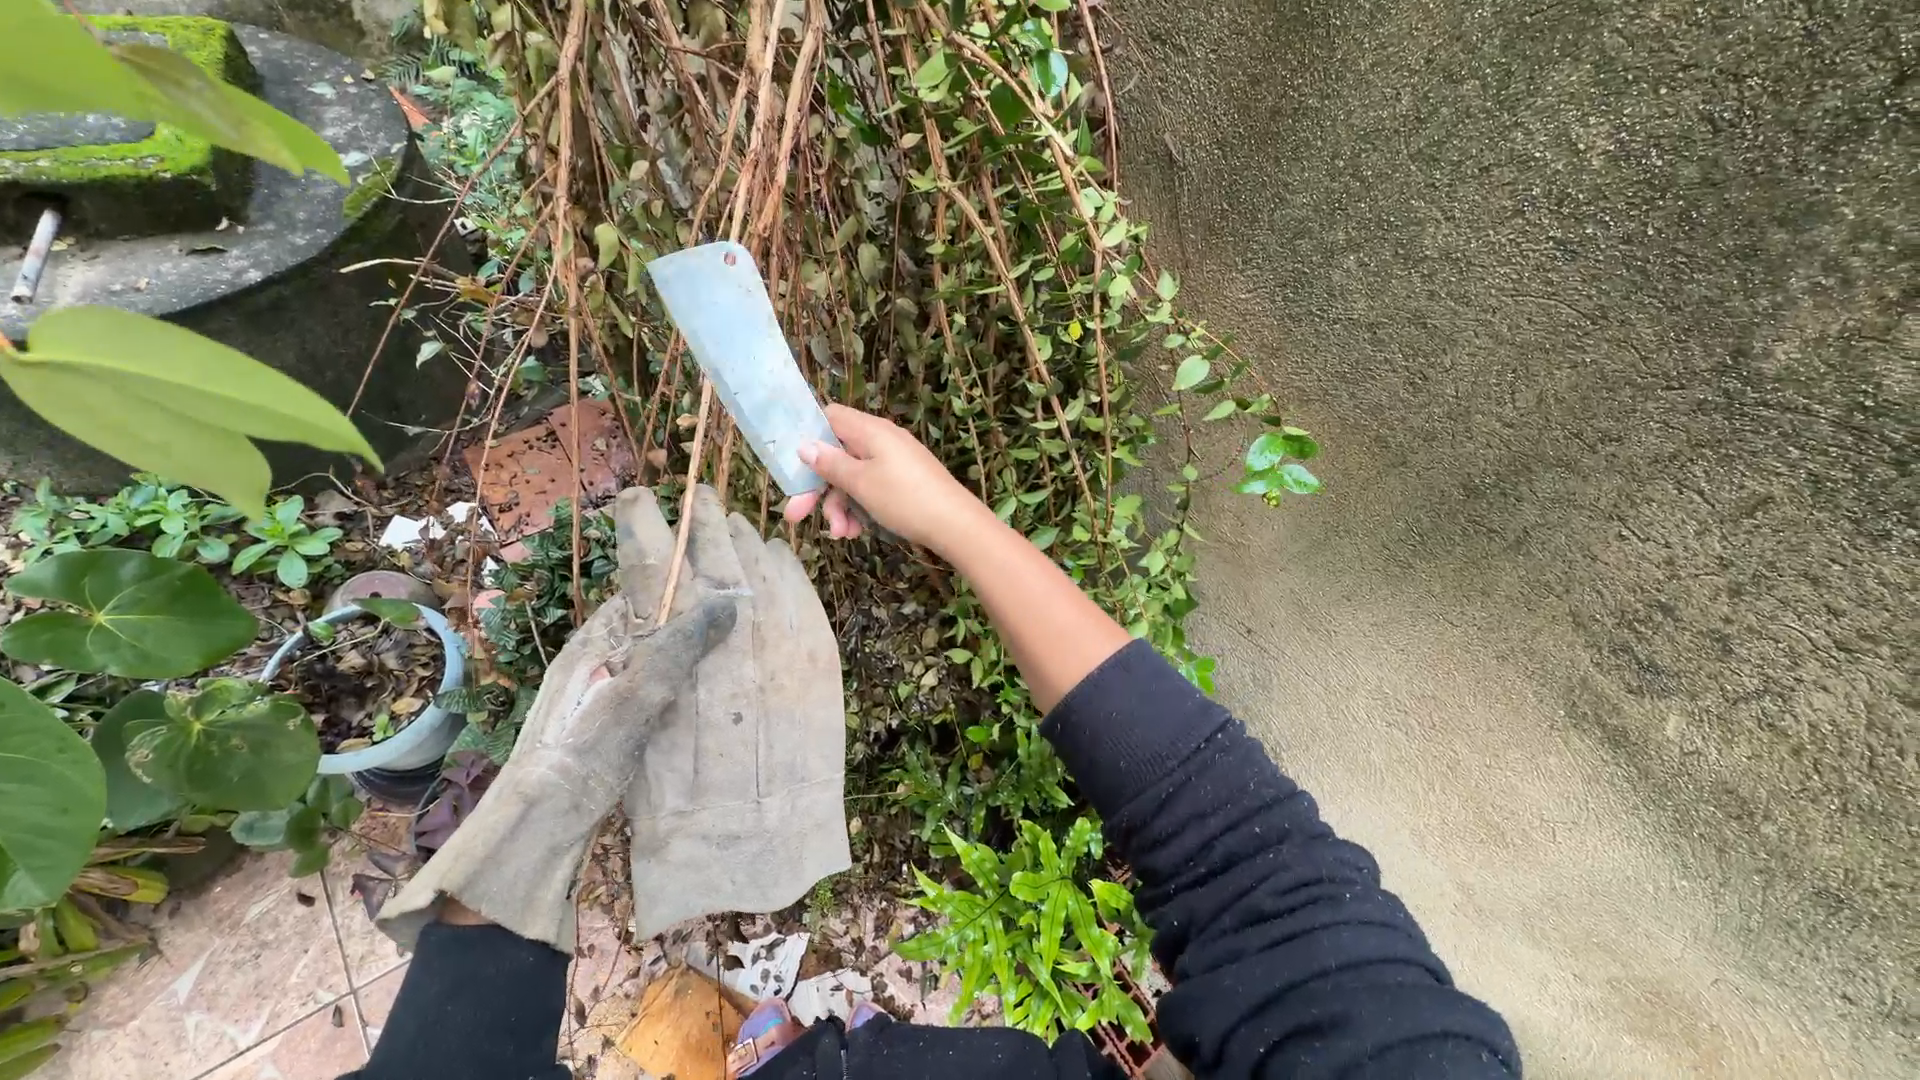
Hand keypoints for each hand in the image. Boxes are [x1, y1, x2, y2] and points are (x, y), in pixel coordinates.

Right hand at [782, 404, 986, 549]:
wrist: (956, 525)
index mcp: (870, 430)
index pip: (828, 416)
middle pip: (836, 455)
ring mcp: (894, 462)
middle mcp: (881, 440)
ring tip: (841, 534)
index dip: (806, 435)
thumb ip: (830, 464)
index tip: (790, 463)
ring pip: (852, 478)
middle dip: (817, 488)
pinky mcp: (904, 482)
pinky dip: (860, 509)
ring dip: (840, 506)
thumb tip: (804, 445)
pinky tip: (856, 532)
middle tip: (796, 516)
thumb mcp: (861, 483)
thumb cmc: (905, 499)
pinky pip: (871, 489)